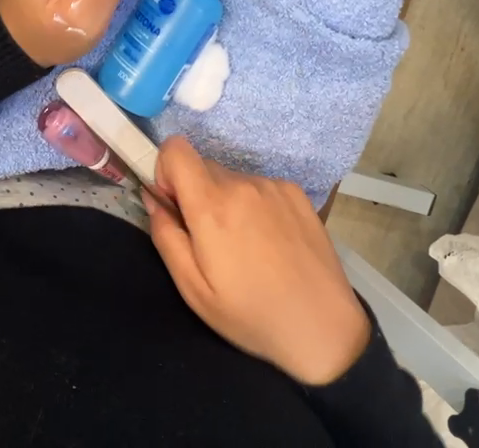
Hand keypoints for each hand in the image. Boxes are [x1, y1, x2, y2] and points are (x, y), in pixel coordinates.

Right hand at [144, 136, 371, 384]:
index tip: (175, 207)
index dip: (166, 171)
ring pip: (232, 179)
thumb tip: (154, 200)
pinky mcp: (297, 194)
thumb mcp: (193, 290)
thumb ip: (166, 236)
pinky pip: (260, 187)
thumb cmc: (252, 315)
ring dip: (227, 201)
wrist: (324, 330)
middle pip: (202, 167)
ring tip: (247, 248)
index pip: (175, 148)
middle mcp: (243, 183)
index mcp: (212, 205)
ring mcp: (273, 186)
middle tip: (211, 240)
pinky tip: (271, 244)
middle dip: (196, 194)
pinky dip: (255, 206)